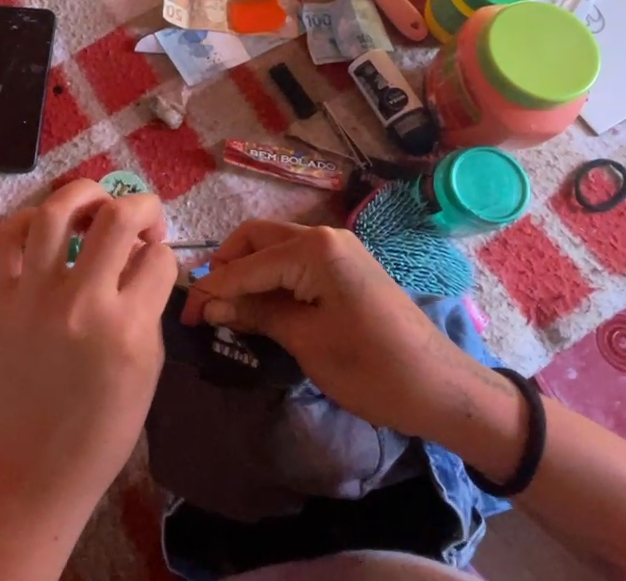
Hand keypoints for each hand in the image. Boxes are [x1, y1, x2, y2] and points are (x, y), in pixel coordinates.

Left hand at [0, 179, 180, 513]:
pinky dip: (28, 219)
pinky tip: (46, 227)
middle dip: (142, 206)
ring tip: (97, 204)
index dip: (163, 252)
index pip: (157, 258)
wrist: (37, 463)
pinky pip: (7, 237)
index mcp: (127, 328)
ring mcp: (33, 295)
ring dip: (85, 194)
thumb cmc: (104, 427)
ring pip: (56, 211)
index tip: (156, 259)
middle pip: (117, 217)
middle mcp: (81, 302)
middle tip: (143, 220)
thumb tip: (143, 258)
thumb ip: (150, 307)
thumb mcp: (149, 367)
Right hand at [181, 220, 504, 443]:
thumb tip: (210, 306)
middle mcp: (324, 236)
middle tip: (205, 306)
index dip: (211, 290)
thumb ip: (256, 314)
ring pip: (274, 249)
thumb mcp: (305, 342)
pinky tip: (258, 308)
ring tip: (225, 309)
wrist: (442, 390)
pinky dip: (271, 280)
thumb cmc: (372, 368)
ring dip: (247, 273)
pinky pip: (295, 263)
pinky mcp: (345, 269)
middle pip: (256, 239)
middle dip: (226, 267)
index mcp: (314, 248)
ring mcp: (338, 251)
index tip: (182, 317)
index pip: (245, 264)